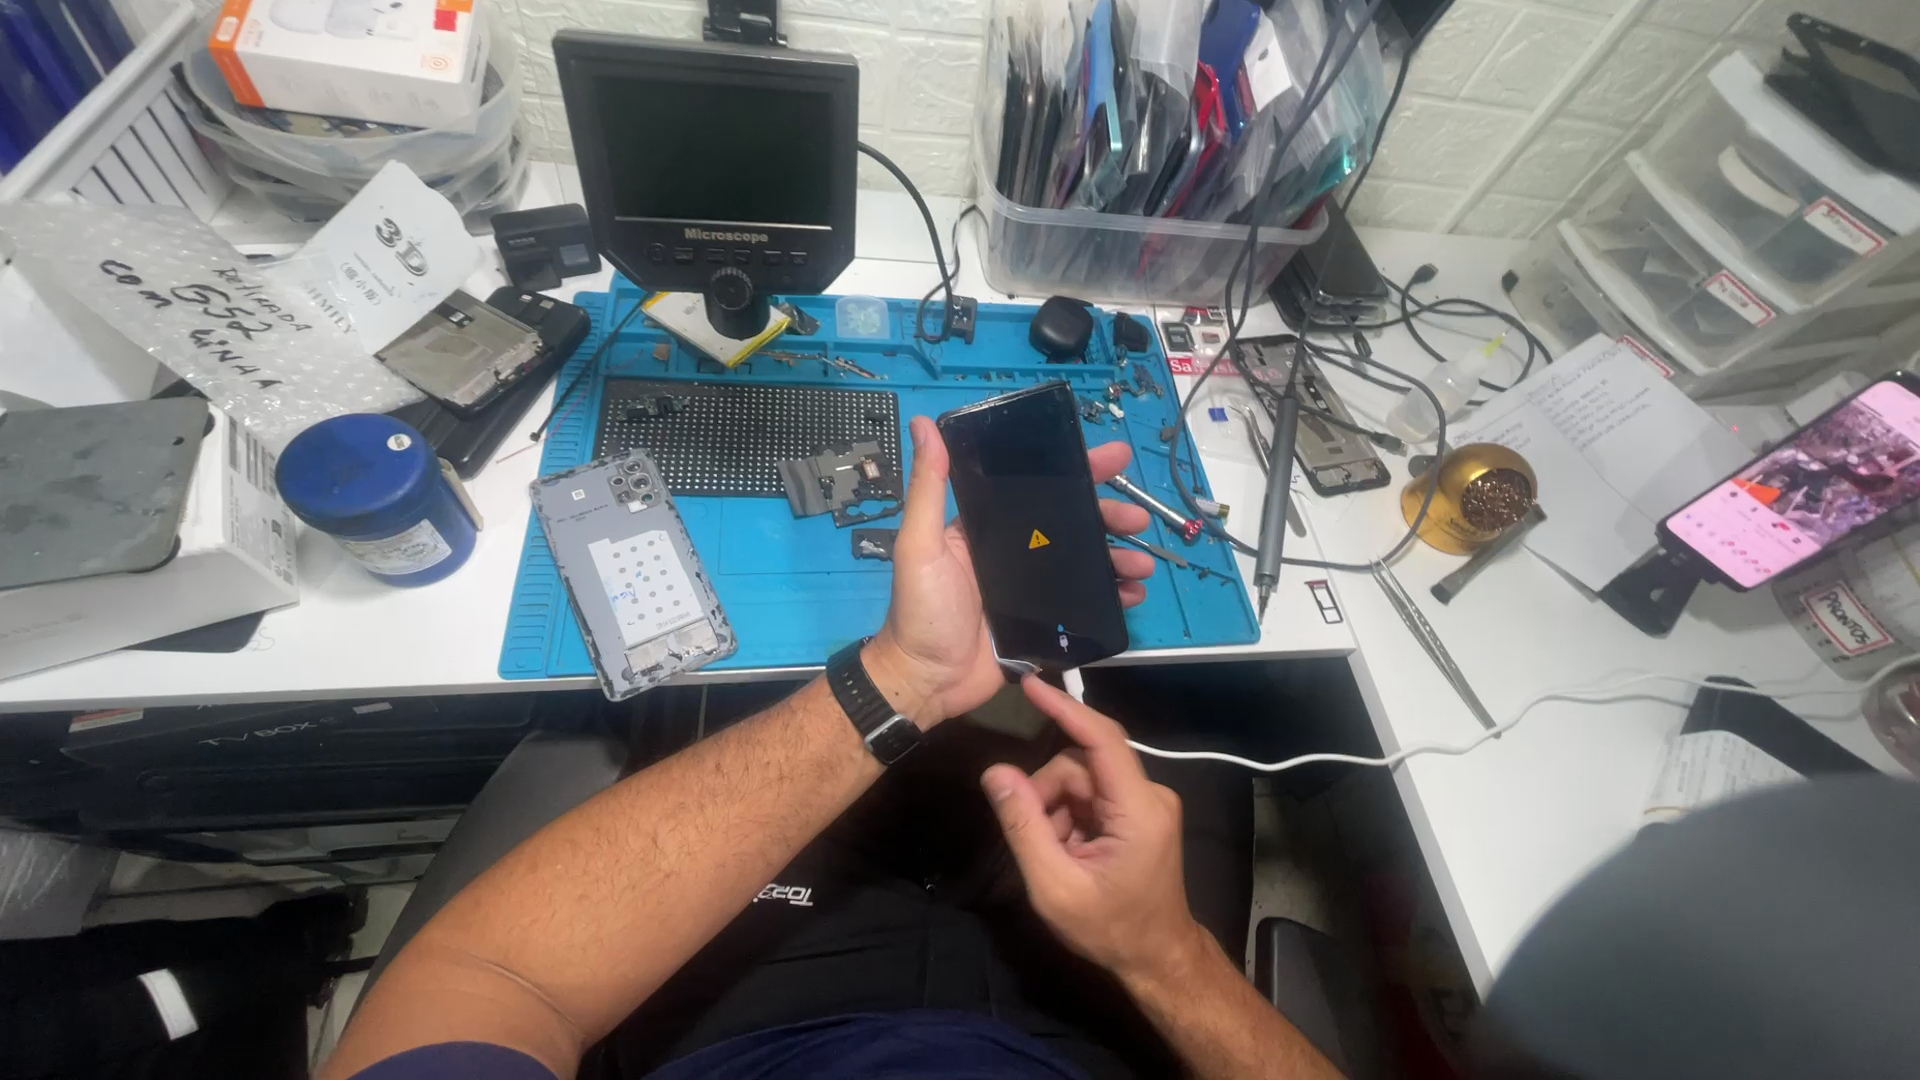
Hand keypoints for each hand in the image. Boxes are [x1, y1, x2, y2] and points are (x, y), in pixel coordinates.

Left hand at [865, 417, 1154, 726]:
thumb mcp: (919, 543)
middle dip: (1108, 517)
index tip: (1113, 458)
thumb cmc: (920, 609)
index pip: (1037, 489)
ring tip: (1142, 563)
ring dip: (1117, 558)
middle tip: (1137, 519)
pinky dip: (1111, 597)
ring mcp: (1031, 589)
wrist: (926, 681)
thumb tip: (924, 424)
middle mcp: (1014, 552)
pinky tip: (1132, 595)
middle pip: (1071, 525)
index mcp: (987, 528)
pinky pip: (1085, 604)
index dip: (1075, 472)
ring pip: (1084, 563)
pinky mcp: (1043, 623)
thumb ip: (928, 487)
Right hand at [980, 676, 1207, 983]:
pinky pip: (1089, 791)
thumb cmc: (1110, 930)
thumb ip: (1023, 826)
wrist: (1157, 959)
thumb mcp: (1054, 887)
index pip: (1101, 739)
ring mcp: (1146, 800)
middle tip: (1031, 836)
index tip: (1030, 683)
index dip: (1065, 708)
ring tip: (1055, 852)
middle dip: (1046, 791)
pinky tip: (1068, 848)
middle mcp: (1149, 793)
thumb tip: (995, 772)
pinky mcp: (1137, 808)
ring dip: (1055, 807)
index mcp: (1139, 810)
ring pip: (1080, 776)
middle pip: (1079, 762)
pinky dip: (1067, 814)